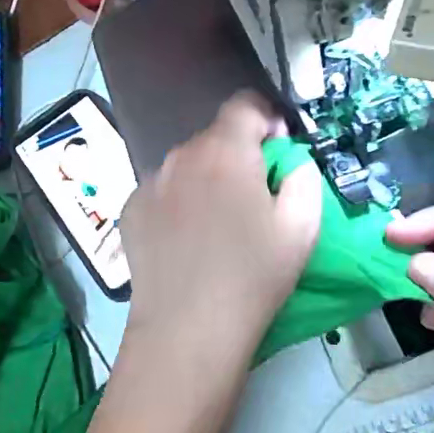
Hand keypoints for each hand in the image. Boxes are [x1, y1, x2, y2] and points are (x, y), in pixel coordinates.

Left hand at [120, 93, 322, 361]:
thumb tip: (291, 161)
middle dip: (237, 156)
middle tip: (251, 199)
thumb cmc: (254, 276)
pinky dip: (177, 203)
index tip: (277, 152)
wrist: (188, 328)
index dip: (267, 119)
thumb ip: (303, 176)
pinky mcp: (129, 211)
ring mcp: (148, 182)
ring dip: (205, 179)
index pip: (244, 104)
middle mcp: (179, 155)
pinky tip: (185, 241)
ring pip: (185, 166)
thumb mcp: (302, 226)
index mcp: (224, 151)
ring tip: (215, 225)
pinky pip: (162, 192)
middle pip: (214, 138)